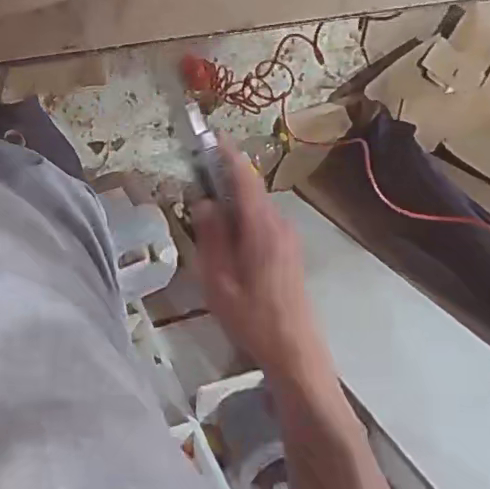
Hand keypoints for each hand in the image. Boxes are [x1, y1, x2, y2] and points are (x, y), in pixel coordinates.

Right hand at [191, 154, 333, 383]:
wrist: (296, 353)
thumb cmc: (252, 318)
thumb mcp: (218, 279)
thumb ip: (210, 236)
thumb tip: (204, 202)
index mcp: (261, 227)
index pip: (243, 177)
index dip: (226, 153)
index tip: (209, 135)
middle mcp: (279, 224)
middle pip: (249, 188)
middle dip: (222, 177)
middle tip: (194, 177)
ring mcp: (287, 237)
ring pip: (254, 205)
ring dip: (231, 199)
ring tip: (203, 208)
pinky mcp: (289, 250)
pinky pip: (261, 220)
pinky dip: (242, 215)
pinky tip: (225, 234)